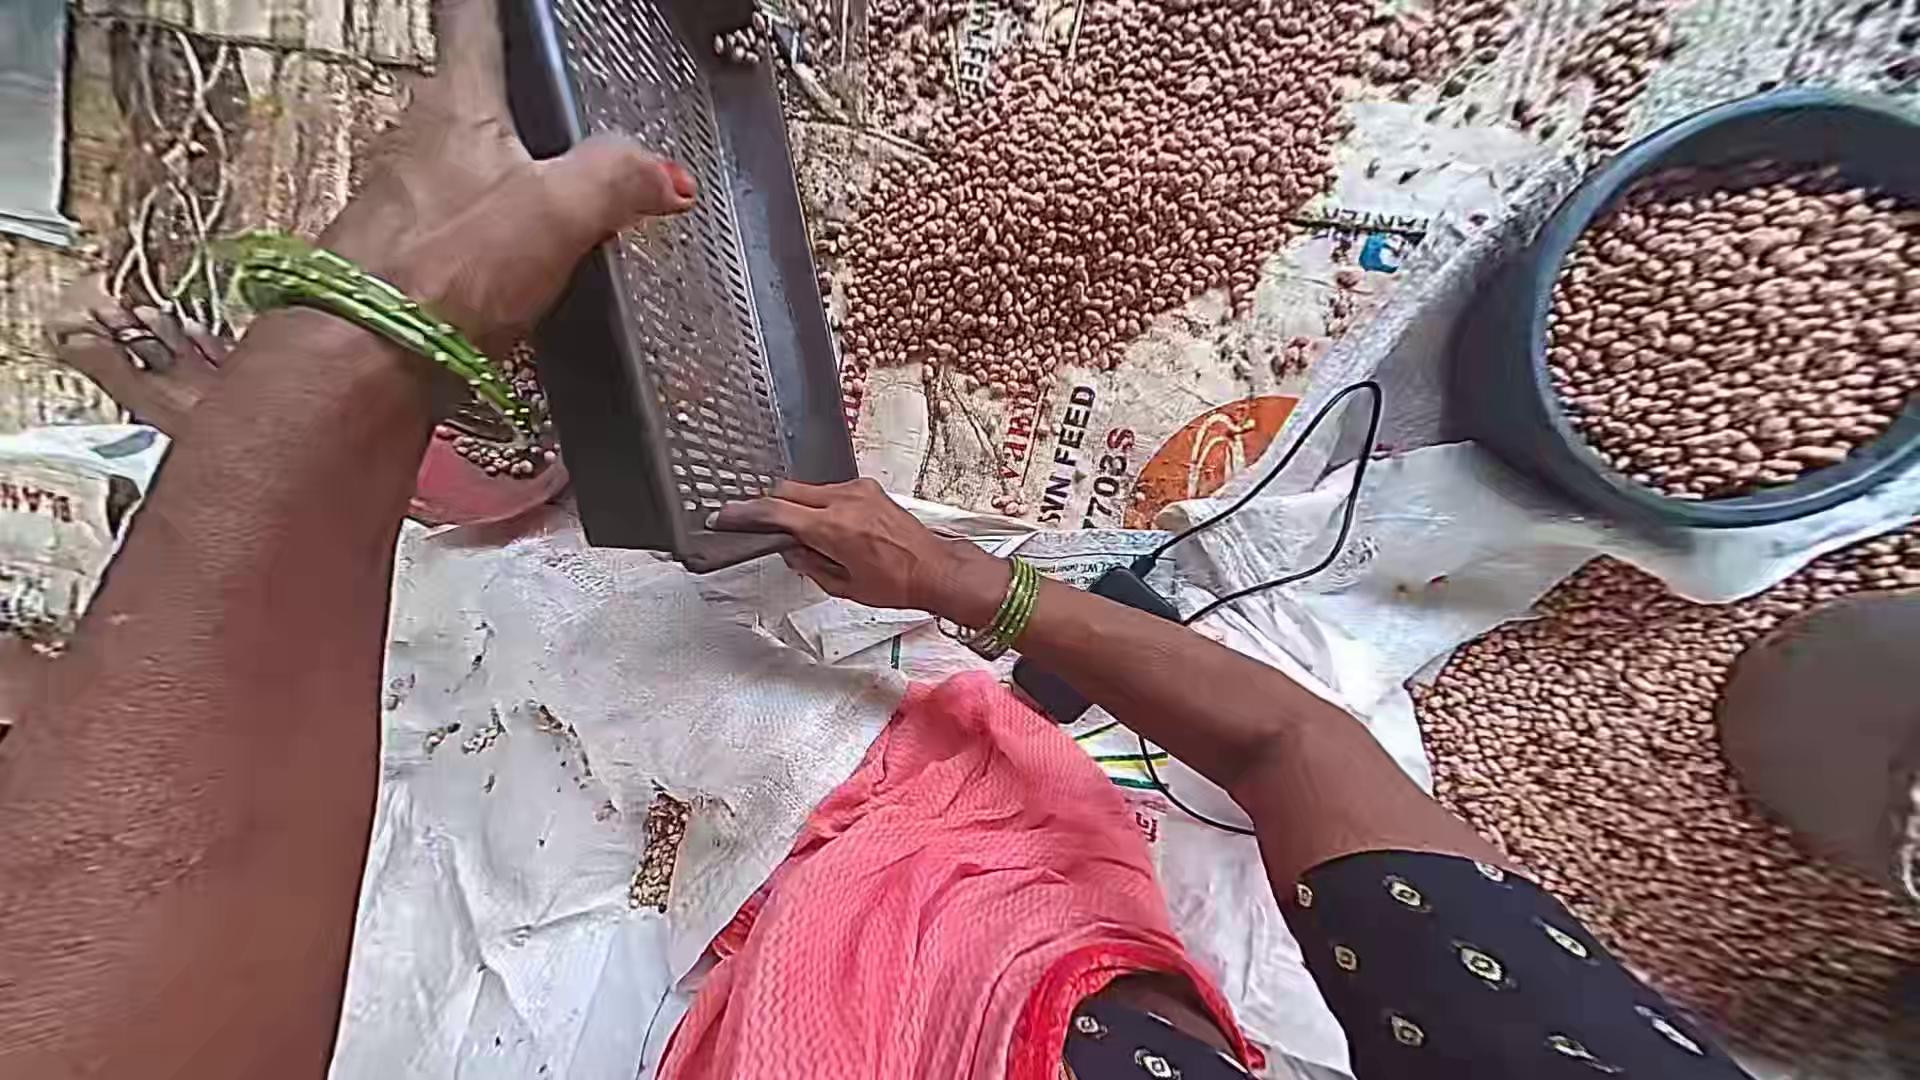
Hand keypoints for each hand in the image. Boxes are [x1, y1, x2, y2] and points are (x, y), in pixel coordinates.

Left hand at [317, 0, 695, 350]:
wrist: (385, 345)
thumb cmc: (460, 265)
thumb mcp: (555, 212)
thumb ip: (617, 181)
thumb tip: (675, 177)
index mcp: (460, 106)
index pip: (473, 20)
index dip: (499, 7)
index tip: (526, 8)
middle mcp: (433, 135)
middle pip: (481, 85)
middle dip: (524, 78)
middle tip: (572, 85)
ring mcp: (428, 190)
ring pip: (486, 147)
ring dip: (526, 146)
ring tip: (575, 160)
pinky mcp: (435, 242)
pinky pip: (487, 202)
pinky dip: (521, 202)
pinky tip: (546, 230)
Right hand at [712, 479, 1006, 615]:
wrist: (936, 569)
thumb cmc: (897, 583)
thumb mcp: (843, 586)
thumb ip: (808, 564)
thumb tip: (789, 549)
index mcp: (833, 528)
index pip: (775, 511)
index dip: (744, 514)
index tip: (725, 516)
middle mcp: (844, 501)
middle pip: (787, 491)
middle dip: (771, 508)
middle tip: (766, 529)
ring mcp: (859, 490)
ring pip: (809, 489)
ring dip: (799, 507)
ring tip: (809, 536)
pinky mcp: (870, 488)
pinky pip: (831, 490)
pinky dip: (821, 504)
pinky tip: (830, 527)